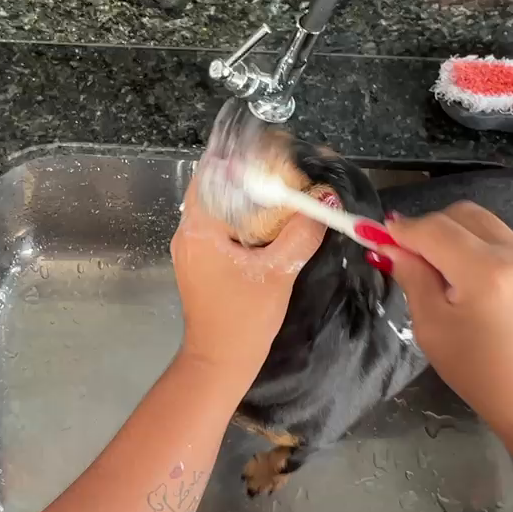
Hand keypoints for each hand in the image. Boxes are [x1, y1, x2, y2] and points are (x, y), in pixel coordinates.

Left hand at [170, 177, 323, 382]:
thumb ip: (301, 233)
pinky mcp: (199, 262)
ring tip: (278, 190)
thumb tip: (325, 201)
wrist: (219, 362)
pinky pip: (217, 227)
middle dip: (246, 176)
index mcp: (198, 229)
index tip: (268, 149)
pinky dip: (239, 219)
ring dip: (243, 198)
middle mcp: (187, 233)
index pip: (210, 175)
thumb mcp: (279, 273)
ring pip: (215, 208)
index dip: (239, 158)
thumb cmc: (244, 318)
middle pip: (213, 188)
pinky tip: (266, 222)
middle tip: (280, 169)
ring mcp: (190, 249)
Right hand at [371, 202, 512, 440]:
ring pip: (492, 230)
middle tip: (417, 256)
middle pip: (465, 215)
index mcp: (487, 273)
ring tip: (460, 283)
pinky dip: (496, 258)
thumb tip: (391, 246)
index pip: (434, 228)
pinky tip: (496, 296)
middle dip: (434, 228)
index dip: (403, 229)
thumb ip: (412, 278)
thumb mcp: (433, 330)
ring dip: (466, 243)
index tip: (379, 233)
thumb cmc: (485, 377)